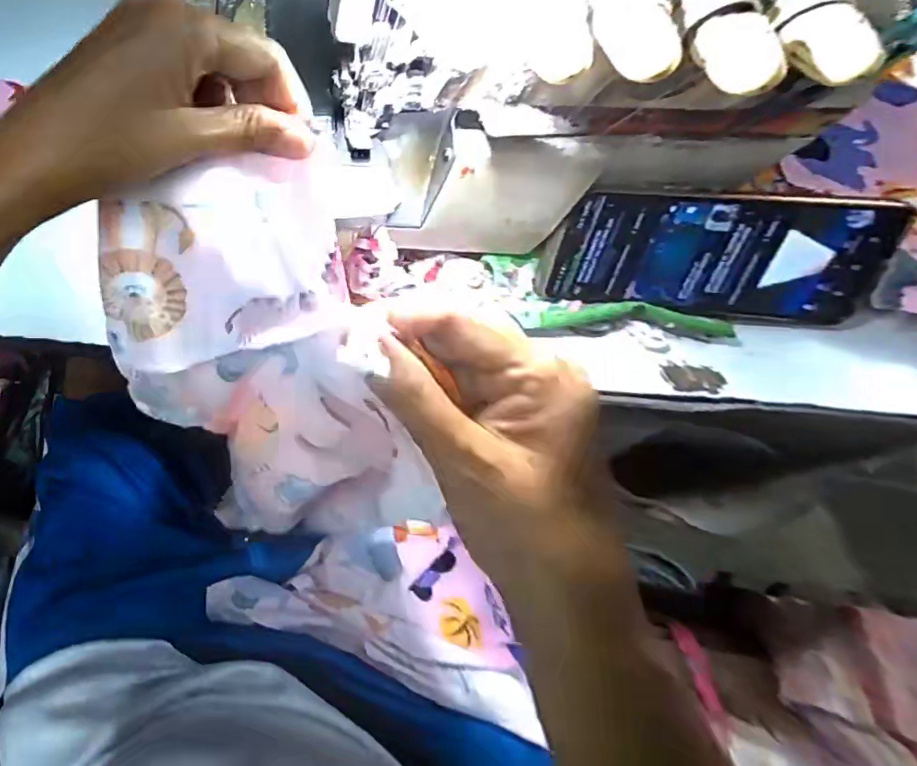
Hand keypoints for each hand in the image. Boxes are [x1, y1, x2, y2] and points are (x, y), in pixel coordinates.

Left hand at [0, 0, 314, 232]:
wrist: (24, 159)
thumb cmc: (109, 147)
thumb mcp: (185, 138)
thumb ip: (250, 131)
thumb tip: (308, 140)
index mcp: (187, 22)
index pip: (261, 52)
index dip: (287, 97)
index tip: (299, 140)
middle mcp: (161, 6)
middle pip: (229, 48)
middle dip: (252, 96)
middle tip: (265, 143)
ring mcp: (130, 19)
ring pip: (197, 54)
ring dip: (218, 94)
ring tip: (222, 139)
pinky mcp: (109, 39)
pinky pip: (165, 57)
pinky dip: (184, 87)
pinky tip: (182, 121)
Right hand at [368, 307, 623, 602]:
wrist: (569, 600)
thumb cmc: (523, 530)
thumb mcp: (460, 458)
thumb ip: (412, 394)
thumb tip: (361, 341)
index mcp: (539, 372)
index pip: (458, 320)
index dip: (399, 317)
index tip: (347, 331)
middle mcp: (536, 368)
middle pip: (454, 332)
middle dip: (400, 338)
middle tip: (349, 350)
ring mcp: (524, 390)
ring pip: (451, 355)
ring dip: (407, 361)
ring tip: (360, 367)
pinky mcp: (510, 412)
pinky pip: (457, 381)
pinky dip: (422, 384)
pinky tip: (390, 390)